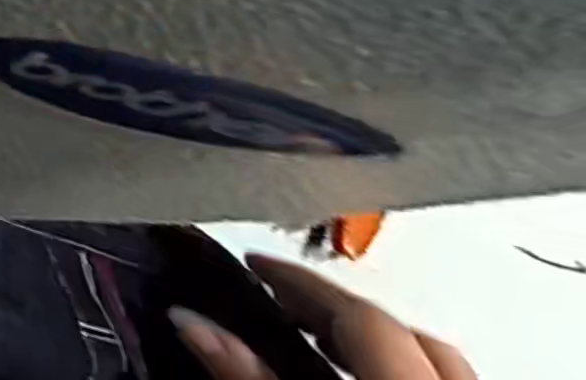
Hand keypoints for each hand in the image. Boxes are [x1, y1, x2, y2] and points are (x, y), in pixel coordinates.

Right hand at [169, 253, 476, 379]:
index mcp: (402, 376)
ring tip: (320, 333)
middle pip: (402, 328)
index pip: (353, 308)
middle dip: (335, 303)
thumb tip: (187, 319)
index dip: (296, 277)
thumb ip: (244, 372)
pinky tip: (358, 369)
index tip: (251, 261)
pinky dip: (398, 365)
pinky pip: (441, 378)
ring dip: (374, 334)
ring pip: (435, 357)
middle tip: (281, 293)